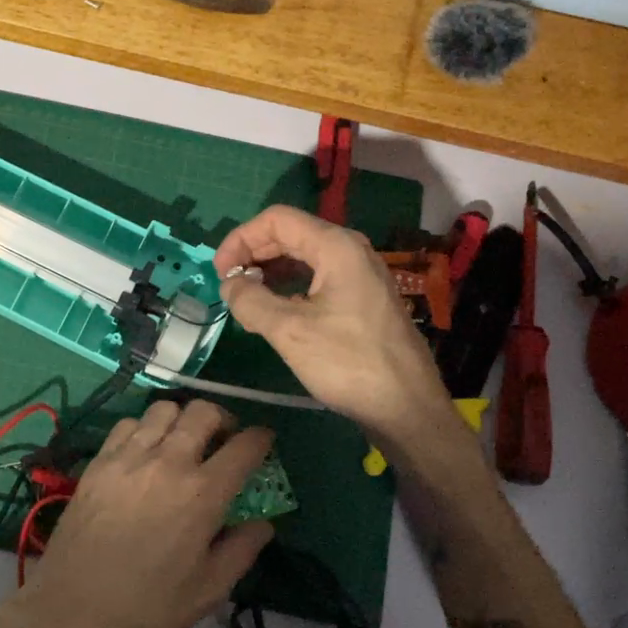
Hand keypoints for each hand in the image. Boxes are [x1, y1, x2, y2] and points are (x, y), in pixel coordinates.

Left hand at [0, 400, 274, 627]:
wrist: (74, 612)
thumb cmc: (149, 609)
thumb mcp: (210, 589)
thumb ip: (242, 548)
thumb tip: (262, 523)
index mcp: (202, 493)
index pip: (244, 446)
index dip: (261, 439)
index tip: (264, 442)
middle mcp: (167, 462)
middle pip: (202, 412)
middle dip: (222, 419)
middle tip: (224, 441)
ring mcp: (127, 458)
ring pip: (162, 409)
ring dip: (182, 419)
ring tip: (183, 442)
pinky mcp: (97, 462)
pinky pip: (126, 424)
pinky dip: (144, 428)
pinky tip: (145, 452)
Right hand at [214, 205, 453, 444]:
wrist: (406, 407)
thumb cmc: (348, 362)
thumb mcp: (289, 331)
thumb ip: (250, 300)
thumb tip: (230, 284)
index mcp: (336, 247)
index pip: (276, 219)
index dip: (241, 239)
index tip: (220, 272)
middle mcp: (350, 251)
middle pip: (290, 234)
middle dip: (253, 254)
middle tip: (228, 285)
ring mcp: (359, 275)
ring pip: (303, 257)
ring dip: (269, 272)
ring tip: (246, 300)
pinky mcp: (361, 299)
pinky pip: (316, 278)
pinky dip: (289, 287)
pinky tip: (274, 312)